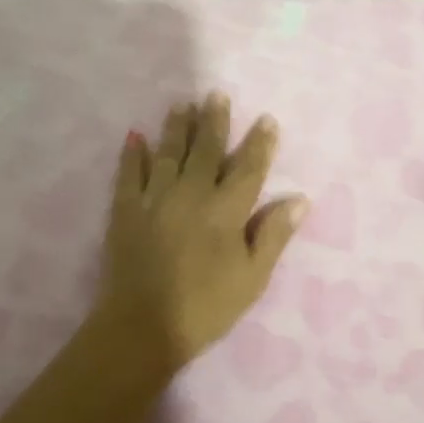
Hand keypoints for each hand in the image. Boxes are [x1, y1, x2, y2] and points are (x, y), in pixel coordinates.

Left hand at [93, 92, 306, 368]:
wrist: (142, 328)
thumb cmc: (206, 308)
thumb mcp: (252, 279)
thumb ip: (273, 236)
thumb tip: (299, 199)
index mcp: (226, 211)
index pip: (248, 168)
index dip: (259, 143)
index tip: (266, 120)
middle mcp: (191, 195)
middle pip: (206, 150)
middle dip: (214, 121)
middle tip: (216, 94)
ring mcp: (154, 199)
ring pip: (168, 153)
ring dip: (176, 127)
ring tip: (182, 104)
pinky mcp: (124, 212)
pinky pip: (128, 174)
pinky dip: (132, 154)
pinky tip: (135, 136)